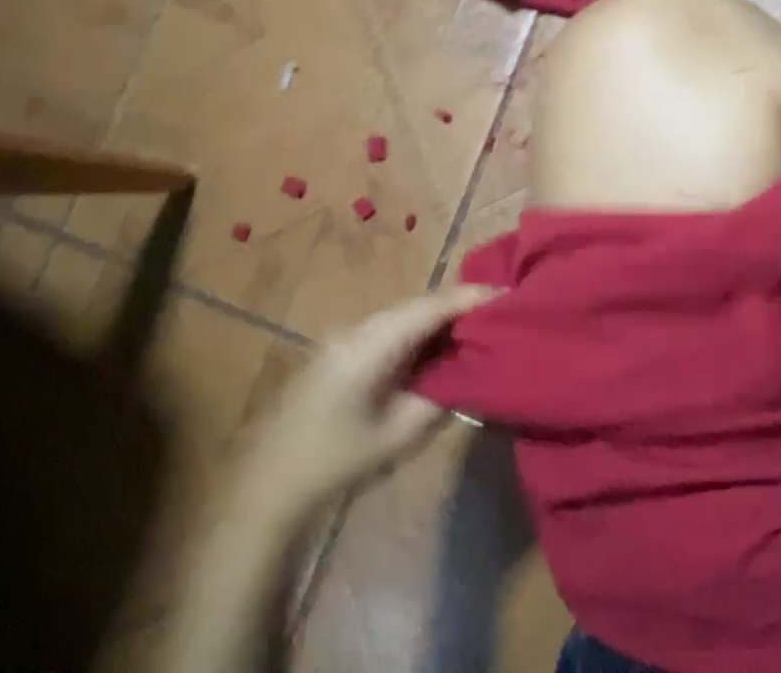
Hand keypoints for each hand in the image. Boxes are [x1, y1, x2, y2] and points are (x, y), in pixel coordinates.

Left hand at [240, 285, 499, 515]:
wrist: (268, 485)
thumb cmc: (337, 461)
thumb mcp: (401, 434)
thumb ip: (443, 397)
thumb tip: (473, 373)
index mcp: (370, 344)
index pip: (432, 307)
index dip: (473, 297)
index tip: (512, 294)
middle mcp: (356, 329)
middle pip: (419, 305)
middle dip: (461, 306)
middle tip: (504, 313)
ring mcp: (343, 339)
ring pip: (404, 316)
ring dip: (440, 320)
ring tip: (481, 328)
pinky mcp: (338, 353)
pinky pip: (389, 330)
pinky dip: (419, 334)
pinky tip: (441, 348)